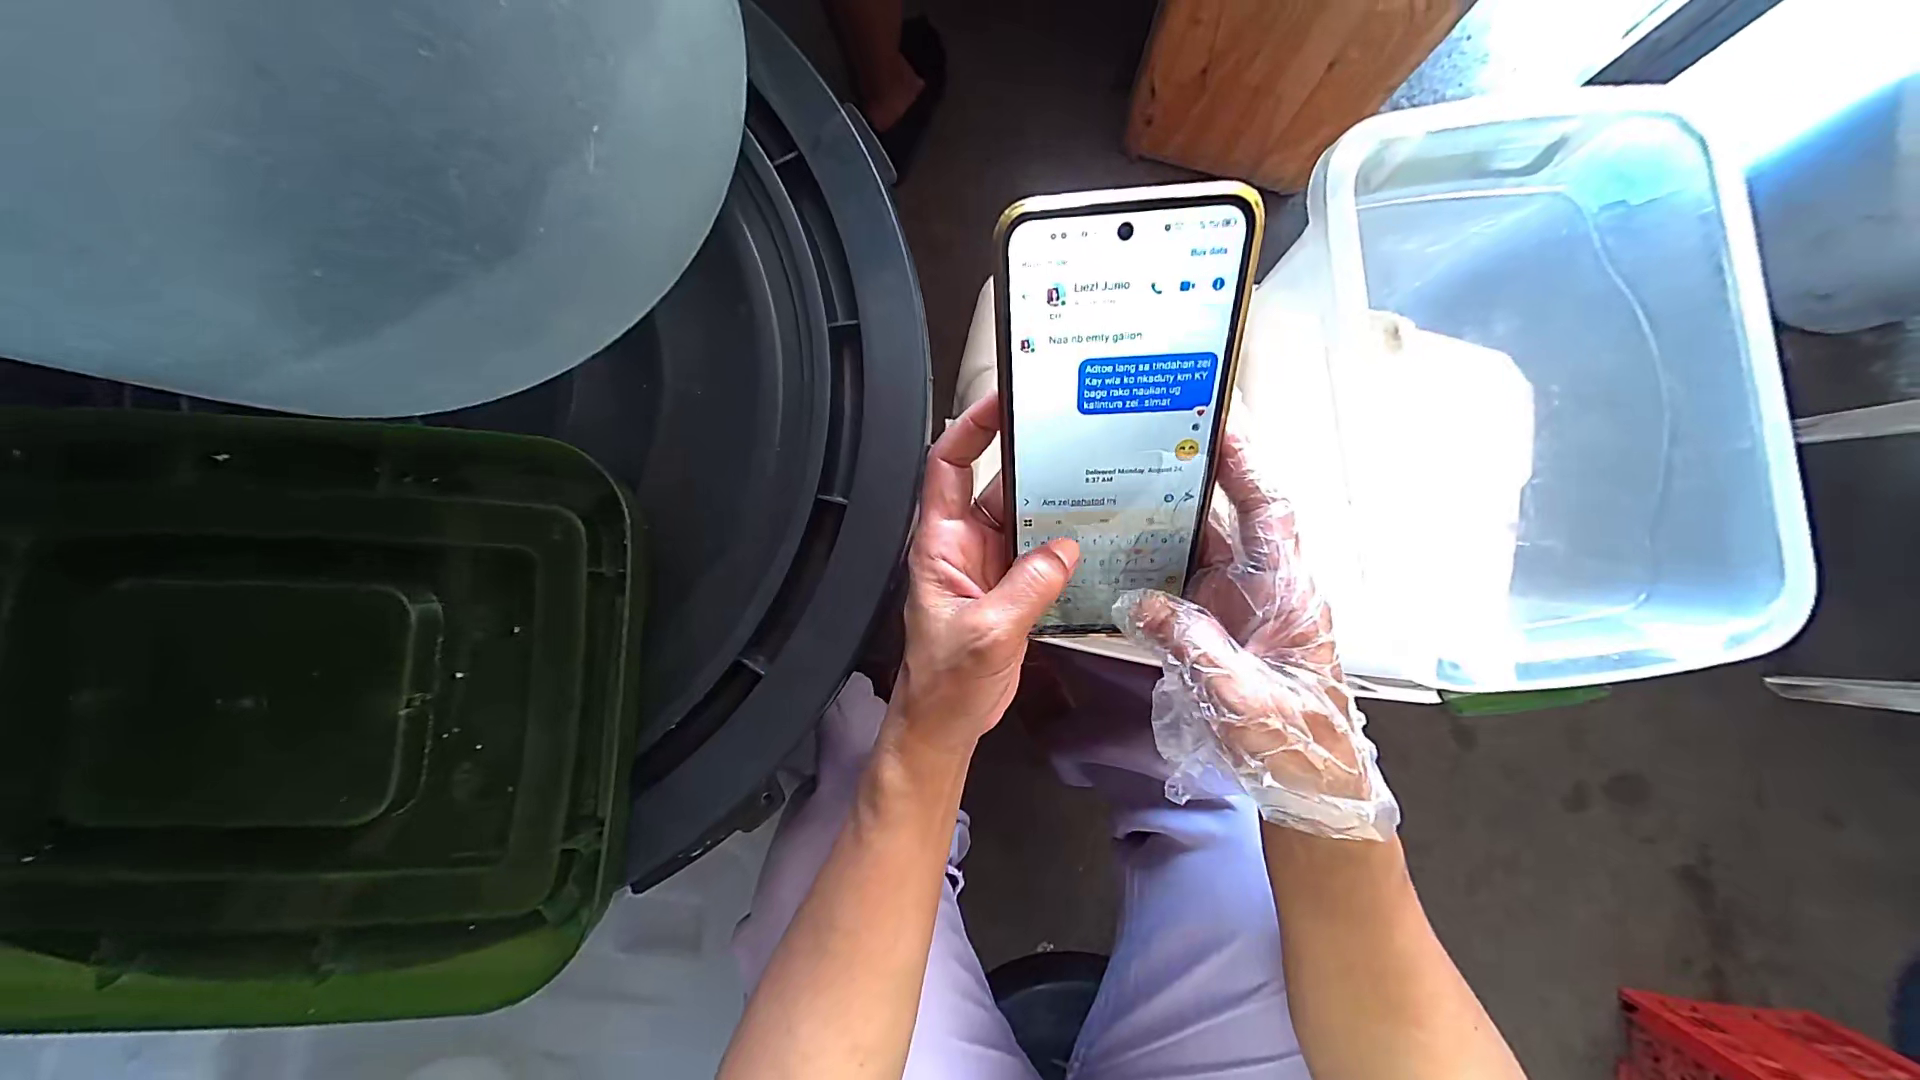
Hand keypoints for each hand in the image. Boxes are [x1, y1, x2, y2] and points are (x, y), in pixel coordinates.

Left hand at [894, 392, 1079, 754]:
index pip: (948, 467)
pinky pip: (1041, 552)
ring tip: (1093, 483)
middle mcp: (965, 546)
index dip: (970, 429)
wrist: (948, 720)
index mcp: (941, 545)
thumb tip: (1065, 549)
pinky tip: (1093, 539)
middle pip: (997, 485)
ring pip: (1025, 518)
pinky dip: (1064, 544)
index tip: (999, 402)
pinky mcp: (1013, 588)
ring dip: (1054, 505)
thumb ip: (1028, 587)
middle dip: (1030, 460)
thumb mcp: (988, 632)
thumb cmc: (944, 681)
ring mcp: (992, 566)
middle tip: (1070, 438)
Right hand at [1114, 432, 1396, 839]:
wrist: (1310, 788)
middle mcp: (1263, 591)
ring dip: (1165, 526)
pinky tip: (1122, 561)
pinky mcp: (1217, 630)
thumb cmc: (1295, 746)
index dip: (1245, 469)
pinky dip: (1154, 569)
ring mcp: (1238, 610)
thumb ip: (1193, 645)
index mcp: (1288, 596)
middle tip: (1143, 456)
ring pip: (1199, 552)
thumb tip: (1138, 601)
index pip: (1268, 515)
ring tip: (1120, 499)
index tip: (1216, 429)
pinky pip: (1181, 587)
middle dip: (1190, 486)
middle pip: (1226, 522)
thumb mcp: (1243, 697)